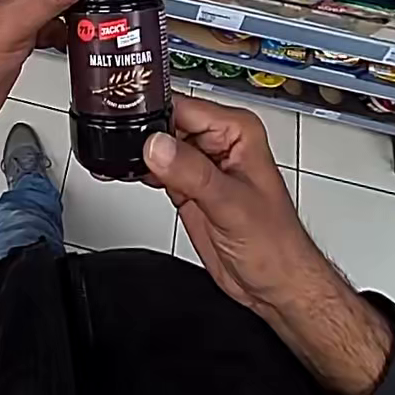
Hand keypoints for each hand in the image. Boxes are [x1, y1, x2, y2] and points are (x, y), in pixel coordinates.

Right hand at [144, 98, 394, 394]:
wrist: (274, 287)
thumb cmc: (275, 245)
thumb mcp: (231, 204)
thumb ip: (192, 172)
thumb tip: (157, 144)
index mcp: (236, 130)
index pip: (184, 107)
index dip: (155, 116)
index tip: (130, 127)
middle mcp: (217, 140)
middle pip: (166, 120)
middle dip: (142, 132)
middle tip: (119, 143)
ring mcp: (199, 161)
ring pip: (157, 142)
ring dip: (138, 151)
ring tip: (120, 159)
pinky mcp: (186, 182)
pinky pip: (155, 164)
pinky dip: (140, 168)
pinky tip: (129, 173)